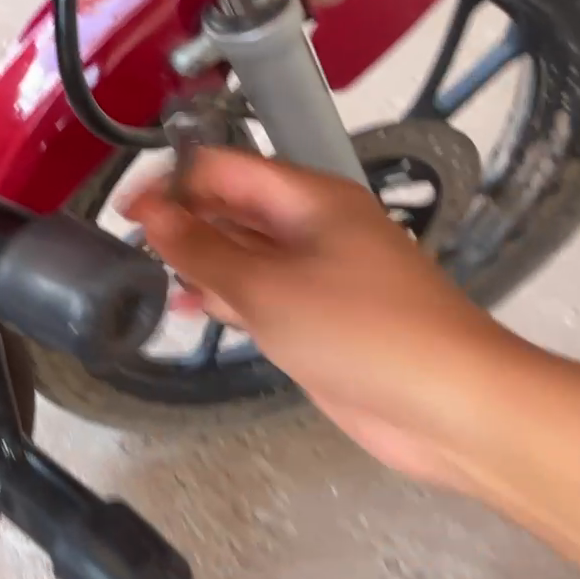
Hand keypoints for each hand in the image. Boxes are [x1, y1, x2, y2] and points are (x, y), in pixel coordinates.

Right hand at [121, 147, 525, 488]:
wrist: (453, 409)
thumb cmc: (357, 330)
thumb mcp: (262, 285)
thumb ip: (197, 246)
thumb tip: (148, 212)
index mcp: (306, 200)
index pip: (221, 168)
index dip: (170, 184)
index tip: (126, 216)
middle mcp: (307, 226)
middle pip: (227, 205)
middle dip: (180, 221)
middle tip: (132, 249)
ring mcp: (311, 271)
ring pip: (236, 249)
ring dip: (195, 260)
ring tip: (152, 279)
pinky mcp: (311, 312)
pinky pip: (252, 288)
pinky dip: (219, 293)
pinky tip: (187, 309)